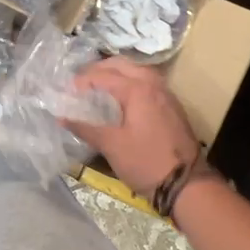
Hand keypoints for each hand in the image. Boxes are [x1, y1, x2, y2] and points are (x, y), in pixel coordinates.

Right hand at [64, 58, 201, 200]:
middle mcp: (153, 84)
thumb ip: (85, 127)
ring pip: (137, 71)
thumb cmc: (146, 162)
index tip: (65, 91)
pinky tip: (121, 97)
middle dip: (99, 69)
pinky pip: (147, 82)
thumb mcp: (111, 145)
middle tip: (80, 82)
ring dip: (116, 73)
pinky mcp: (171, 106)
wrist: (187, 185)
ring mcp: (166, 94)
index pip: (103, 76)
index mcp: (137, 89)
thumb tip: (61, 118)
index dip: (82, 81)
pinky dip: (130, 81)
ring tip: (99, 85)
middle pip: (122, 65)